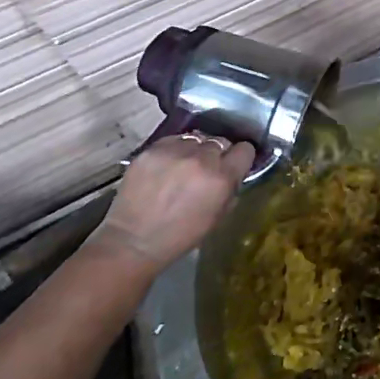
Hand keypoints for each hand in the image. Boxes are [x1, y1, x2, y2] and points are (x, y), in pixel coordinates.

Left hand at [94, 134, 254, 266]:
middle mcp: (201, 158)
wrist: (134, 240)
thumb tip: (234, 172)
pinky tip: (167, 166)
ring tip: (185, 166)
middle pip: (220, 141)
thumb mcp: (217, 217)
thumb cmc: (180, 236)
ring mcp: (175, 150)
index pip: (245, 149)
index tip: (234, 165)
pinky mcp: (153, 148)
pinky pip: (174, 140)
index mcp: (221, 178)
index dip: (241, 157)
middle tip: (206, 169)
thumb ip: (230, 189)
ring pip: (197, 138)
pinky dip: (175, 150)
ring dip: (196, 150)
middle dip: (217, 154)